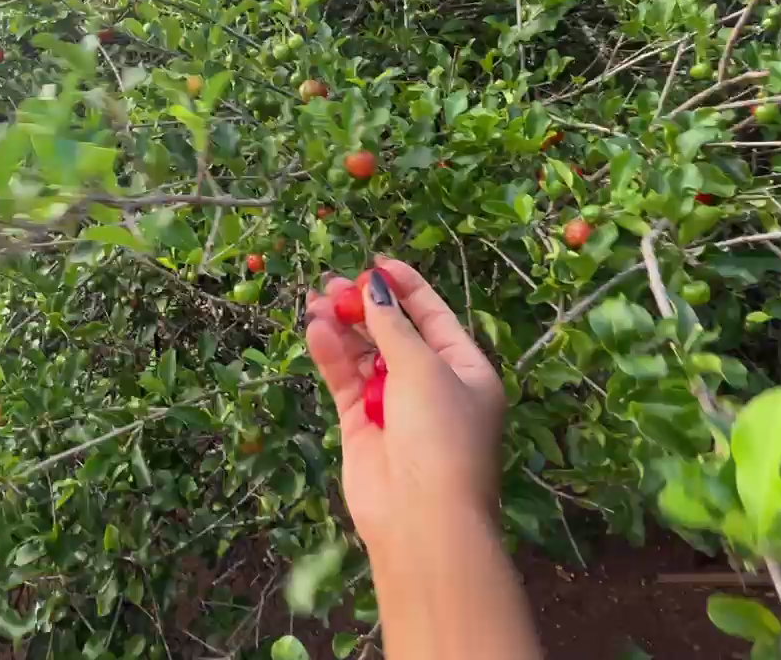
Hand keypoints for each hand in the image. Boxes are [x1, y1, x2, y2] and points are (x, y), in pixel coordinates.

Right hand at [304, 255, 506, 552]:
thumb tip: (375, 289)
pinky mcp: (362, 423)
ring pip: (364, 354)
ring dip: (342, 327)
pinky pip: (345, 379)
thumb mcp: (423, 368)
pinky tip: (316, 329)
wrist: (421, 517)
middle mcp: (431, 384)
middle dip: (366, 307)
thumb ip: (393, 326)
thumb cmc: (439, 432)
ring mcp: (394, 404)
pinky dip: (331, 354)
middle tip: (336, 283)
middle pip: (394, 333)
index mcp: (465, 370)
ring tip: (317, 299)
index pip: (433, 317)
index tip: (379, 262)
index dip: (407, 288)